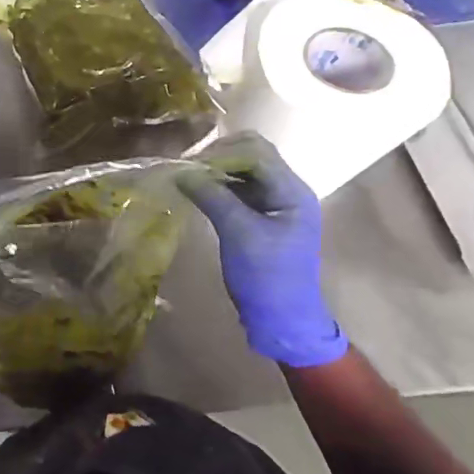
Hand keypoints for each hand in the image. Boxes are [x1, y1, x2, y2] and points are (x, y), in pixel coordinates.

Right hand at [178, 132, 347, 367]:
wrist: (282, 320)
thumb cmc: (266, 277)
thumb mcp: (239, 233)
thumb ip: (213, 196)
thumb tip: (181, 171)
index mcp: (292, 191)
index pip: (257, 152)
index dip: (222, 152)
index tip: (190, 164)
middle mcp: (287, 190)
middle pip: (253, 155)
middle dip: (220, 156)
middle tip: (188, 168)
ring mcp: (276, 203)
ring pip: (246, 171)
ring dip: (218, 170)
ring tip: (188, 177)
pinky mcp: (262, 217)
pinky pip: (241, 189)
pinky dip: (220, 186)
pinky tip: (199, 190)